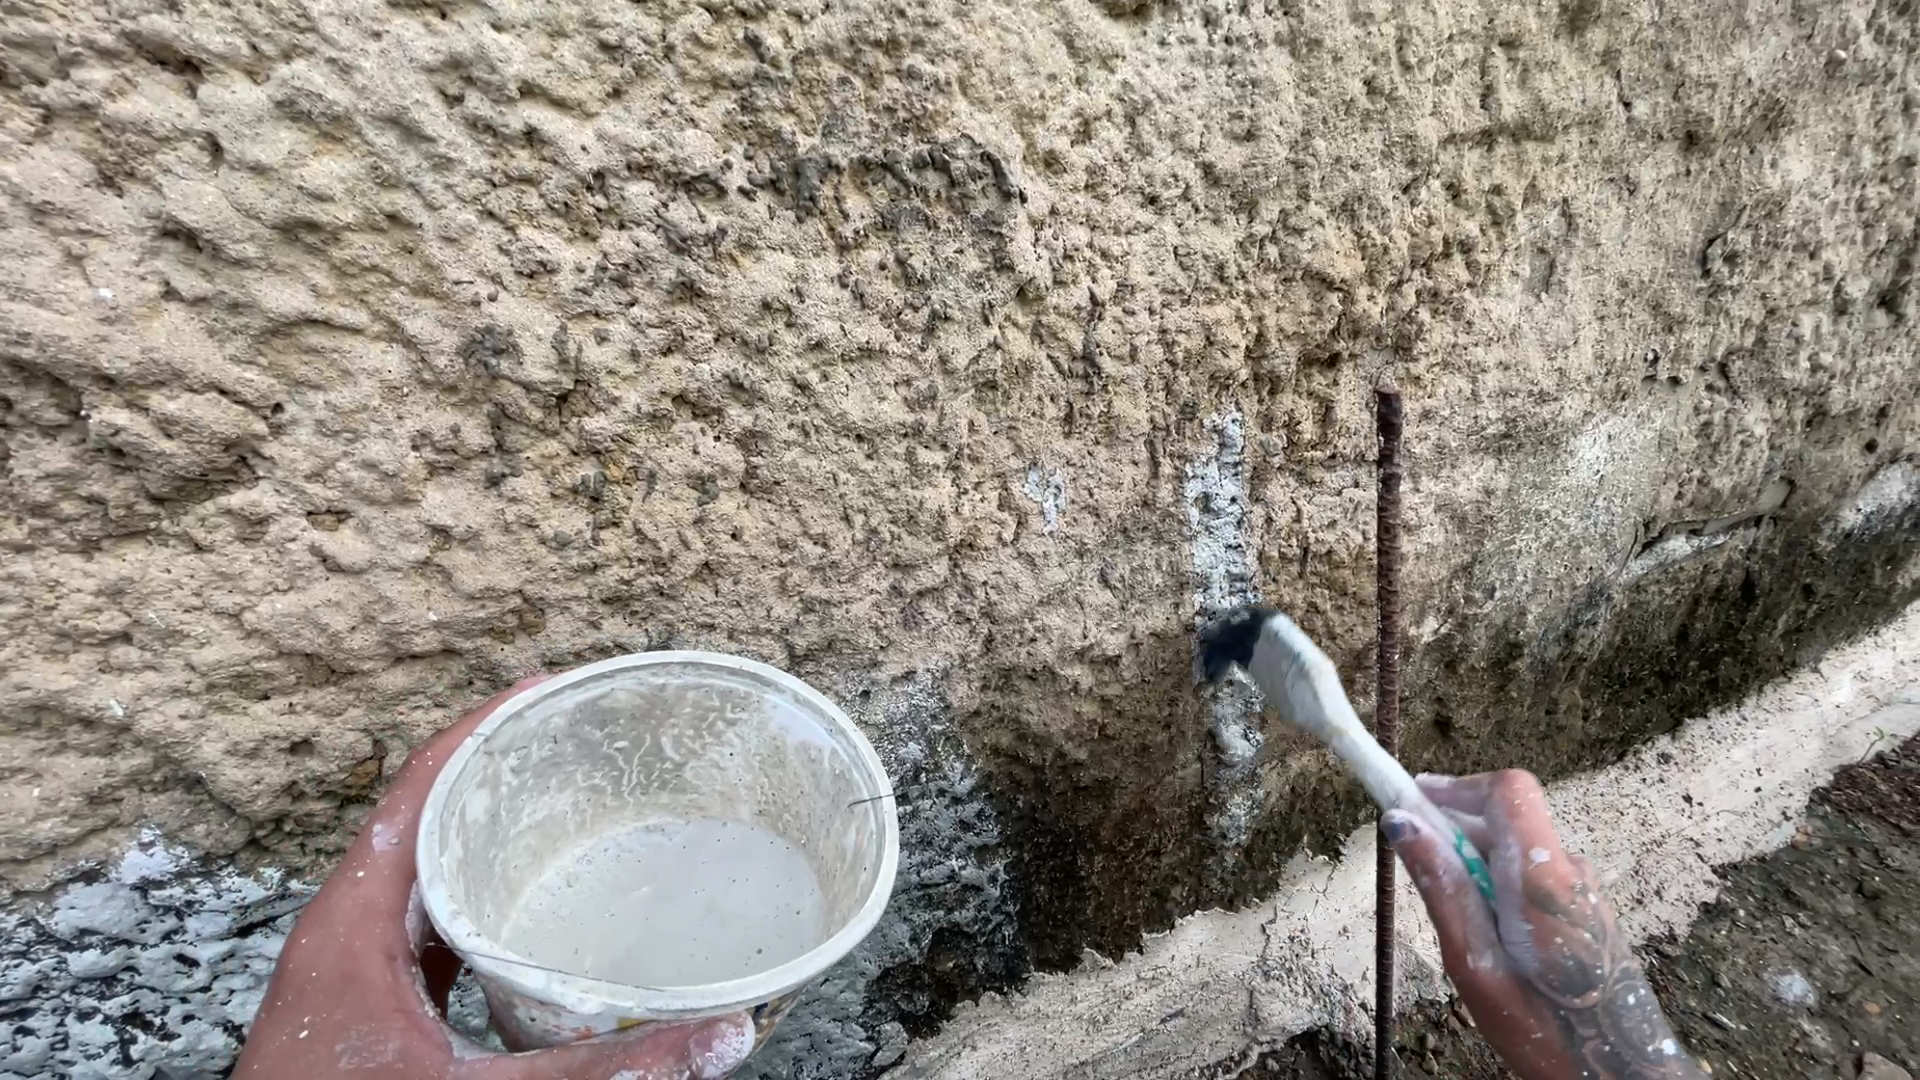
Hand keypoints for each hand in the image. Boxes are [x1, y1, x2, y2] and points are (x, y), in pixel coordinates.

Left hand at [234, 677, 755, 1079]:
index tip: (546, 687)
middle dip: (497, 763)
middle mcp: (351, 934)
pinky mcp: (381, 997)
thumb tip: (725, 1036)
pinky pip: (436, 911)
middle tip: (576, 733)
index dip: (478, 730)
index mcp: (352, 931)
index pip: (416, 794)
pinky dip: (482, 881)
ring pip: (429, 862)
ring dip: (487, 820)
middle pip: (426, 813)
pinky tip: (534, 892)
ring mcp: (362, 966)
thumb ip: (606, 1069)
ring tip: (564, 794)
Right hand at [1383, 770, 1705, 1079]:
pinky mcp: (1584, 906)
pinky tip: (1488, 928)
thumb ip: (1441, 886)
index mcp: (1543, 881)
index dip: (1457, 785)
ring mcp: (1583, 889)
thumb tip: (1398, 820)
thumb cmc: (1546, 1032)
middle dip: (1452, 829)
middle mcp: (1571, 872)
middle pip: (1502, 816)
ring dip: (1471, 858)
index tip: (1412, 800)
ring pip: (1512, 843)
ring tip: (1458, 917)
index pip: (1509, 791)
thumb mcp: (1475, 963)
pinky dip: (1492, 877)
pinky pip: (1526, 867)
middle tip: (1421, 872)